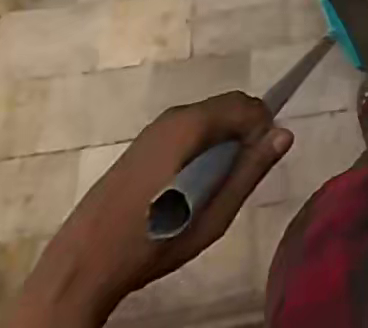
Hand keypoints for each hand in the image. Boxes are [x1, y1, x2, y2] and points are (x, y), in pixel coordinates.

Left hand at [10, 91, 293, 327]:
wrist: (83, 263)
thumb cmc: (153, 240)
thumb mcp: (213, 215)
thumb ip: (250, 171)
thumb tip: (285, 133)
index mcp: (191, 125)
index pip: (248, 105)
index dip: (263, 129)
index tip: (259, 164)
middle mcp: (175, 114)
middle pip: (230, 105)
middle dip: (246, 131)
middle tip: (241, 177)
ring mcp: (156, 126)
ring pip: (211, 116)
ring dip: (226, 139)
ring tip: (216, 185)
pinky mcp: (145, 141)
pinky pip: (191, 128)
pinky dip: (205, 144)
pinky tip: (191, 185)